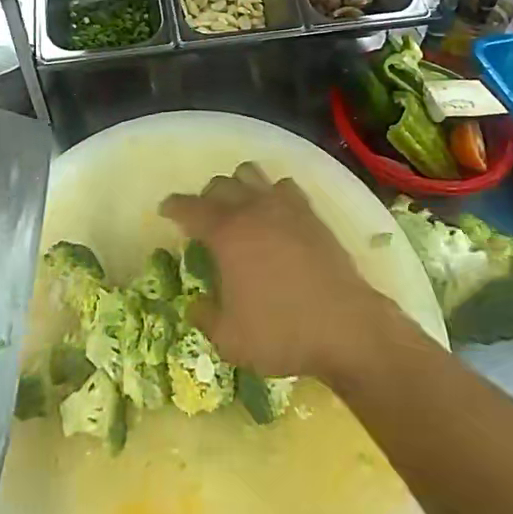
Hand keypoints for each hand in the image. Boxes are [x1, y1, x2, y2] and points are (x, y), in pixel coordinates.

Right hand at [159, 162, 398, 380]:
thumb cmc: (281, 333)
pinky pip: (284, 187)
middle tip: (203, 219)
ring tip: (238, 208)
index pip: (190, 208)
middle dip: (206, 197)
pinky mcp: (311, 214)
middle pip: (221, 184)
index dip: (174, 206)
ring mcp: (285, 208)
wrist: (346, 327)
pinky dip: (272, 193)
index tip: (166, 209)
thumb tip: (196, 304)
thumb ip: (205, 317)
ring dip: (239, 186)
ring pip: (252, 174)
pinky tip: (275, 214)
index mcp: (226, 234)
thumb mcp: (229, 339)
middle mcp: (253, 210)